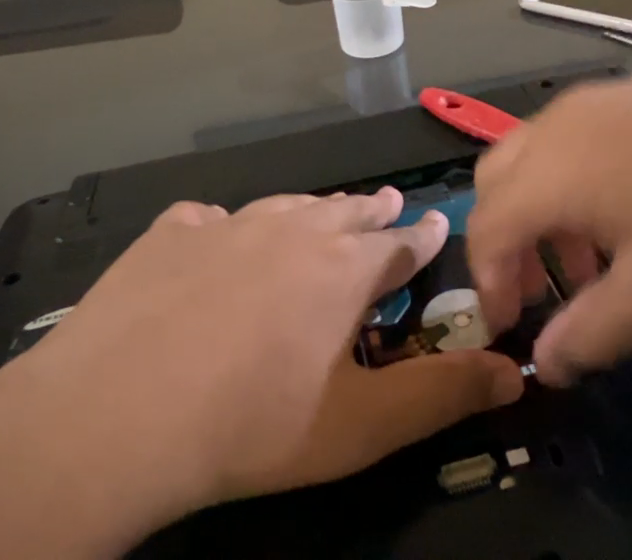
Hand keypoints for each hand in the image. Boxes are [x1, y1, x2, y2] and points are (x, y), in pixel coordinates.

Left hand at [0, 189, 523, 545]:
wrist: (116, 416)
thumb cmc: (253, 426)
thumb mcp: (361, 426)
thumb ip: (443, 395)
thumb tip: (515, 373)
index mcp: (342, 268)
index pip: (400, 243)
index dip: (423, 236)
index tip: (436, 224)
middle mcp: (290, 230)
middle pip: (344, 212)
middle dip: (371, 211)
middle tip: (386, 204)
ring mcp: (224, 225)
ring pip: (283, 206)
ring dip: (310, 210)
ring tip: (321, 212)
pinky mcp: (167, 235)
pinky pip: (210, 219)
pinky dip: (227, 226)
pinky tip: (218, 237)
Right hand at [468, 55, 631, 384]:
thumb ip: (589, 334)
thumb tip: (548, 362)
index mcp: (551, 171)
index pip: (485, 228)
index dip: (488, 283)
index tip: (508, 326)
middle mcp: (562, 123)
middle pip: (498, 181)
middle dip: (507, 241)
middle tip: (542, 289)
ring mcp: (603, 98)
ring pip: (540, 156)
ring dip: (545, 212)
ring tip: (597, 261)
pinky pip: (581, 138)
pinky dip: (578, 182)